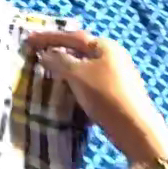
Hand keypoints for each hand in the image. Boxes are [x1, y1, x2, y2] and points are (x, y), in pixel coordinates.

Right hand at [28, 31, 167, 163]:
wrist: (138, 131)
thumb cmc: (106, 95)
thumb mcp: (78, 75)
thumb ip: (60, 61)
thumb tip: (46, 53)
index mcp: (105, 46)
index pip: (72, 37)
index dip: (49, 37)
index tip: (29, 40)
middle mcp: (114, 56)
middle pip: (81, 50)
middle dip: (60, 51)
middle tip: (40, 53)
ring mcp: (119, 76)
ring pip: (87, 68)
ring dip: (68, 69)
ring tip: (50, 72)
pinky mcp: (120, 95)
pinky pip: (92, 82)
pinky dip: (78, 83)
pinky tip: (70, 92)